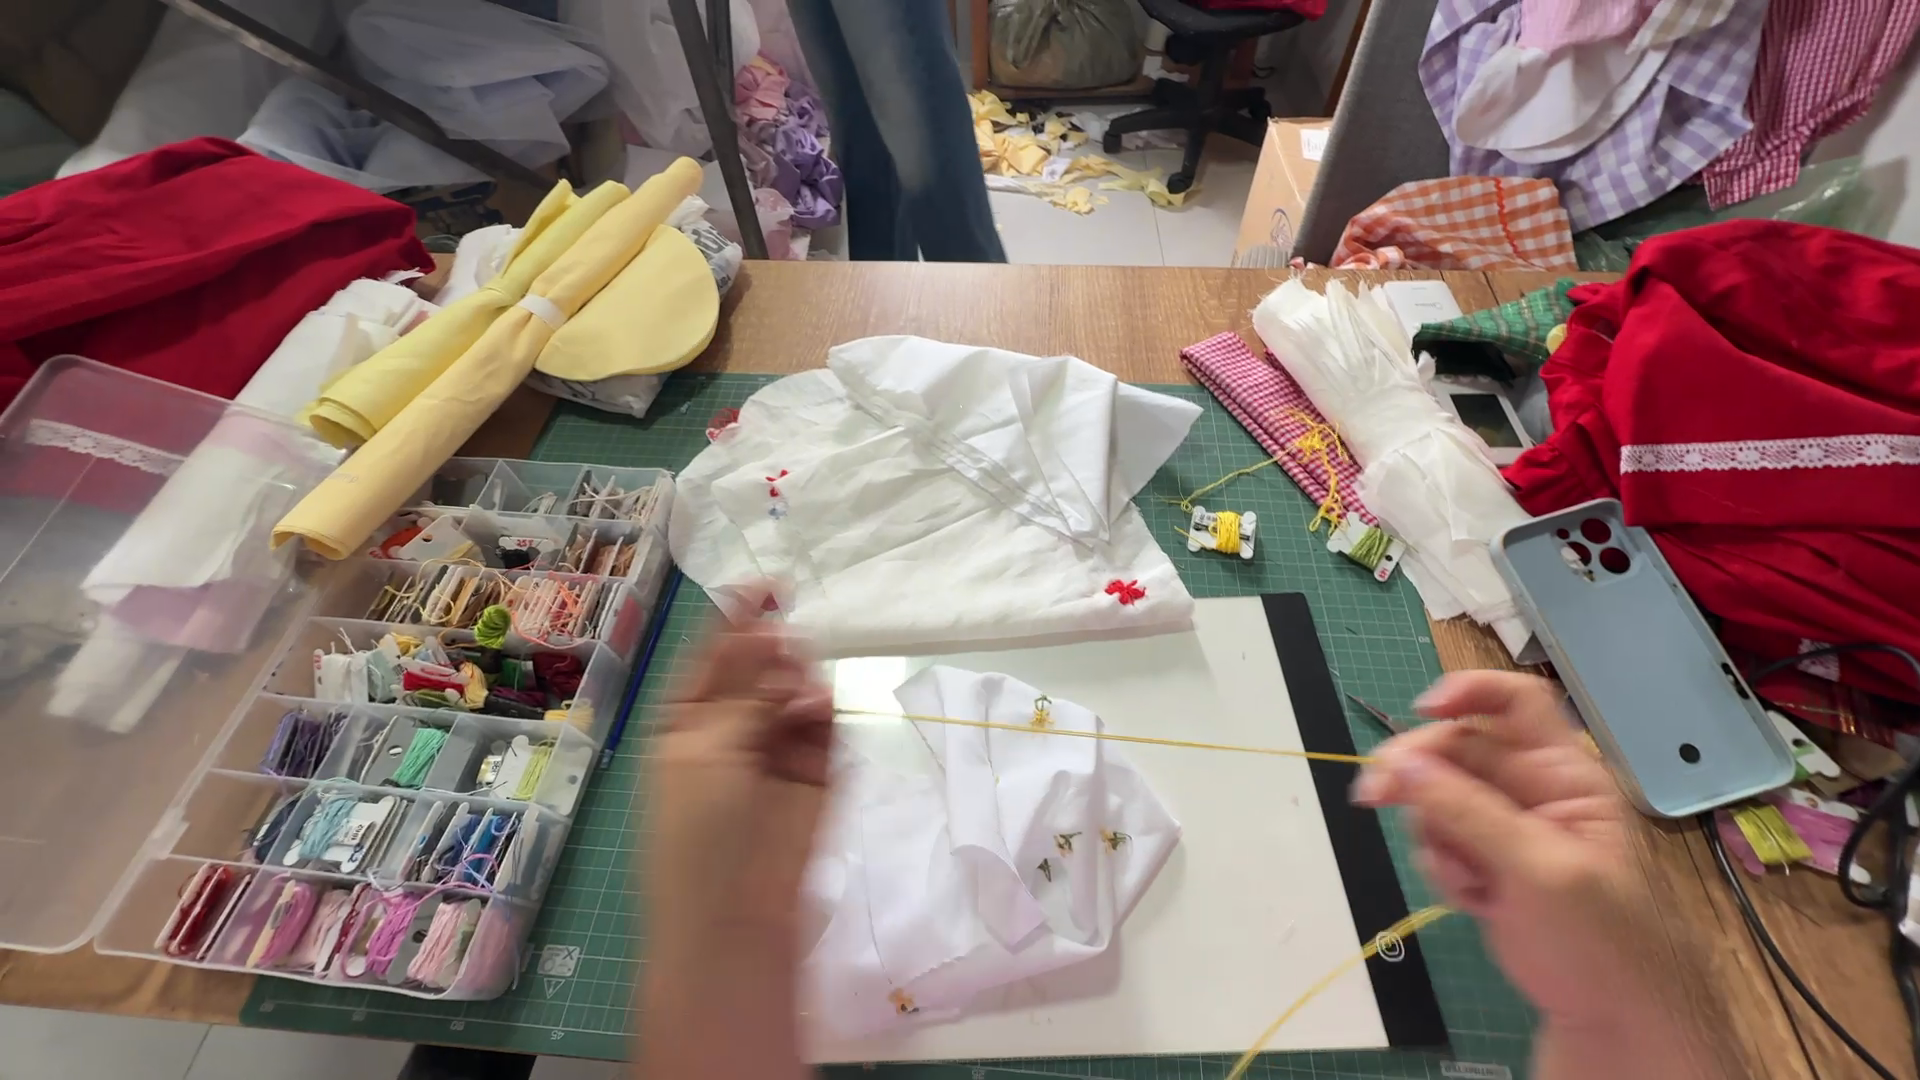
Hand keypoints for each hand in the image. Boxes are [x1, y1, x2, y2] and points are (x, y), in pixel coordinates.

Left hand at [647, 609, 833, 935]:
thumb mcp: (705, 750)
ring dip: (800, 679)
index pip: (714, 656)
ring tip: (798, 694)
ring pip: (798, 690)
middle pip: (761, 667)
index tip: (769, 585)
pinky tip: (818, 709)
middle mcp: (733, 727)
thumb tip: (767, 631)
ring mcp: (778, 748)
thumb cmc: (699, 831)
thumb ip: (742, 690)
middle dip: (774, 650)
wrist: (738, 916)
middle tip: (784, 644)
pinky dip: (824, 709)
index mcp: (688, 720)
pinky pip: (825, 724)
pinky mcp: (818, 768)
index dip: (737, 620)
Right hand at [1351, 671, 1644, 1028]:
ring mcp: (1498, 822)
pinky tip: (1471, 898)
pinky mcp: (1477, 855)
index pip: (1516, 703)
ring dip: (1432, 834)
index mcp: (1562, 774)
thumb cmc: (1604, 944)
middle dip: (1414, 773)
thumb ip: (1467, 813)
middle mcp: (1527, 787)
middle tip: (1373, 796)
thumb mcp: (1540, 870)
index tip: (1422, 709)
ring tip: (1465, 882)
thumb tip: (1399, 766)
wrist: (1613, 1024)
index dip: (1468, 692)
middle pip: (1451, 748)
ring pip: (1431, 793)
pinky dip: (1438, 865)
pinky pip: (1431, 835)